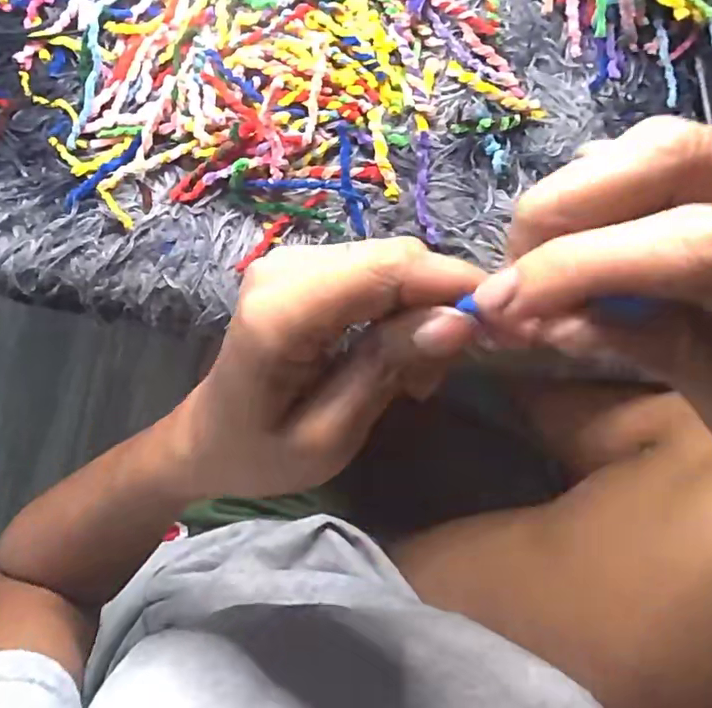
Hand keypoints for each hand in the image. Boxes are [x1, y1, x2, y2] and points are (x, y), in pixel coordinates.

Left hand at [161, 238, 482, 498]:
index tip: (505, 324)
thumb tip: (458, 320)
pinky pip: (370, 270)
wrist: (206, 436)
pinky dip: (397, 305)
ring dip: (420, 307)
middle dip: (440, 301)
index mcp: (281, 309)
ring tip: (417, 373)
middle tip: (450, 368)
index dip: (451, 283)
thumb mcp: (329, 435)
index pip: (385, 268)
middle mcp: (284, 265)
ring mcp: (289, 259)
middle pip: (391, 257)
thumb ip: (387, 367)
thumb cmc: (259, 453)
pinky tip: (394, 351)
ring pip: (387, 261)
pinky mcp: (301, 266)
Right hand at [465, 117, 711, 504]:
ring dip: (575, 194)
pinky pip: (672, 152)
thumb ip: (671, 359)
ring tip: (539, 260)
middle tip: (510, 272)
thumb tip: (551, 311)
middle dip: (568, 208)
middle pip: (683, 157)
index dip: (594, 263)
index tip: (507, 303)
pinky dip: (602, 187)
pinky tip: (582, 235)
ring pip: (668, 142)